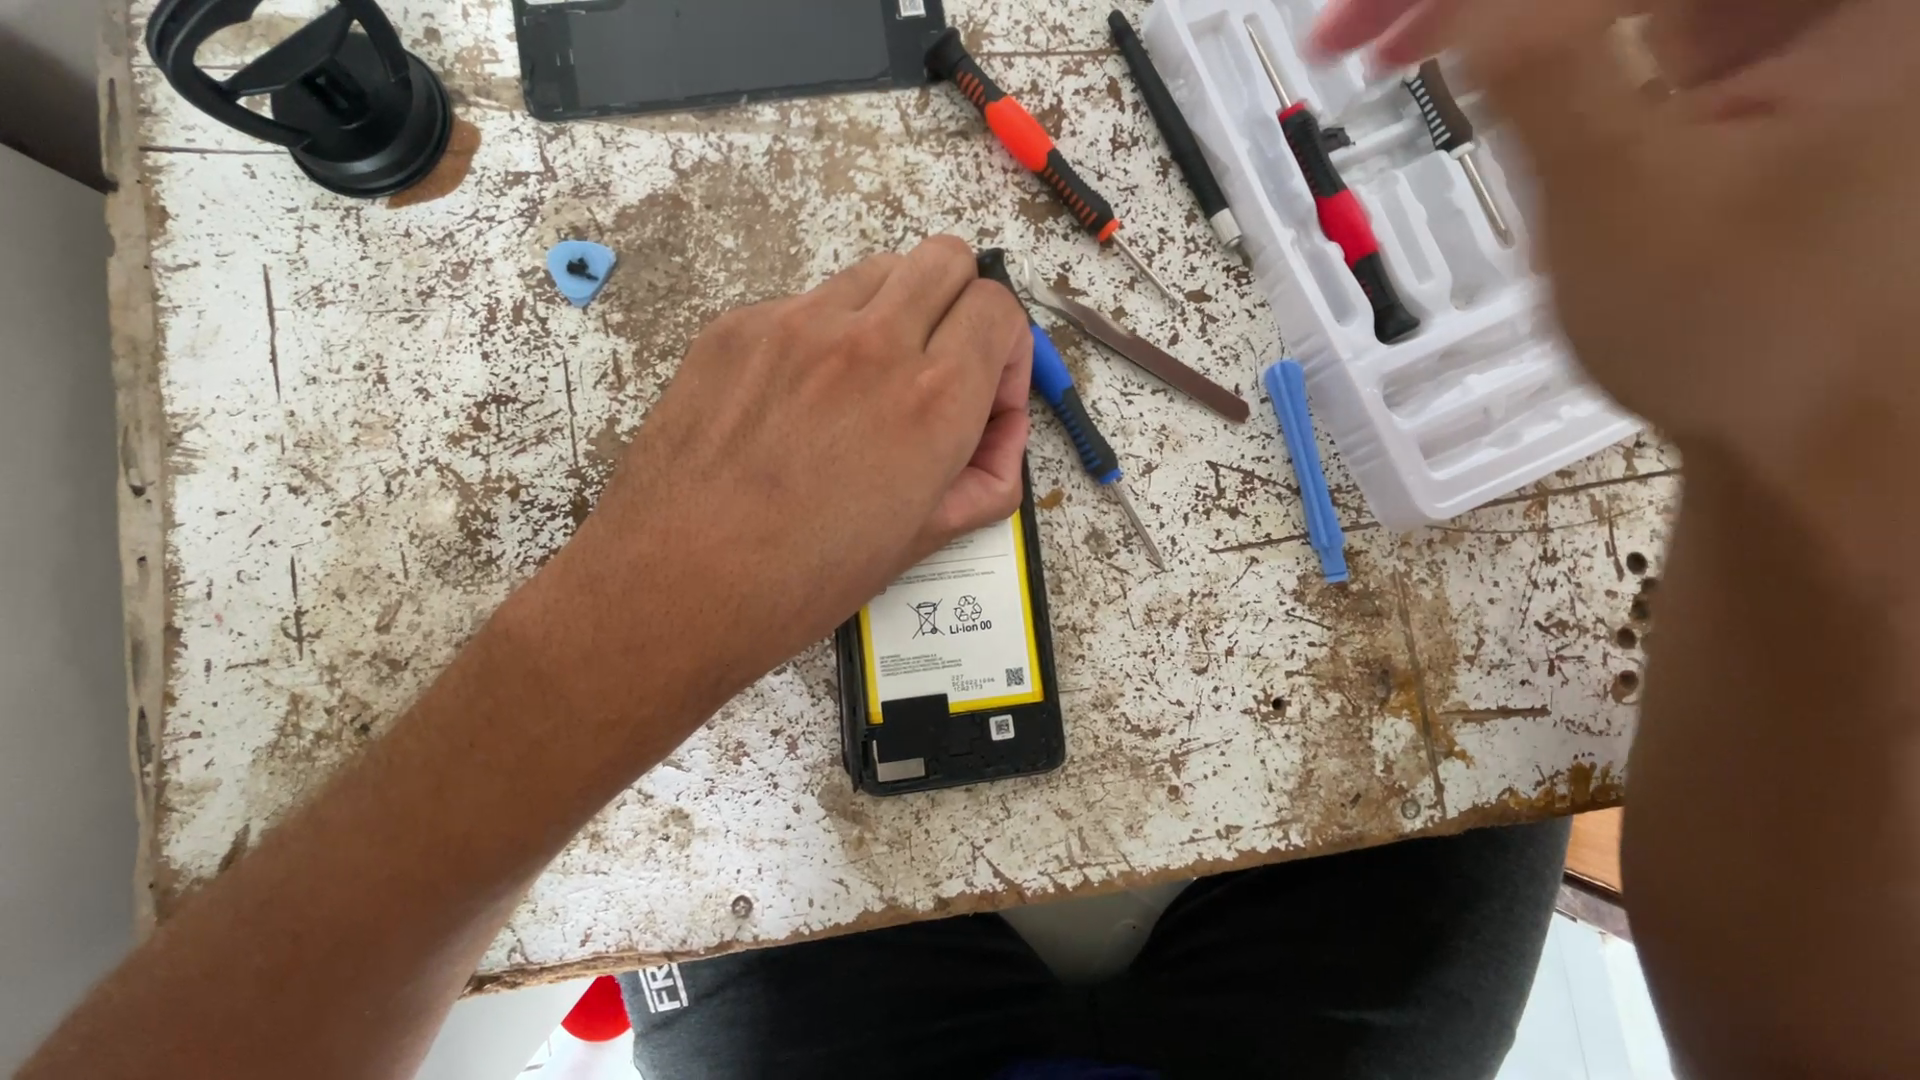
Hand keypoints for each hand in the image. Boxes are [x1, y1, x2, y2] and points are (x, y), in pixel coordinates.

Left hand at [539, 236, 1032, 716]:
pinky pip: (805, 304)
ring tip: (864, 386)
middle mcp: (872, 342)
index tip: (984, 397)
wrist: (677, 583)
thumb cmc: (803, 580)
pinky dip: (822, 337)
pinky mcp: (738, 326)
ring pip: (876, 271)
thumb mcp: (922, 541)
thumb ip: (987, 477)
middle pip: (947, 259)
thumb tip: (1000, 432)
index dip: (1005, 352)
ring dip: (893, 314)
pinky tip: (794, 403)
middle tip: (939, 368)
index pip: (999, 310)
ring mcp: (797, 323)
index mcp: (932, 400)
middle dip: (959, 307)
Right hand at [1311, 0, 1919, 485]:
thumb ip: (1538, 71)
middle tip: (1357, 29)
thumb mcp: (1619, 195)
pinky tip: (1466, 59)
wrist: (1799, 425)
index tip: (1358, 25)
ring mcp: (1786, 20)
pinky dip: (1535, 35)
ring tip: (1385, 47)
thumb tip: (1451, 3)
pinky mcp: (1739, 62)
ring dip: (1494, 8)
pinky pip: (1625, 18)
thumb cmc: (1731, 327)